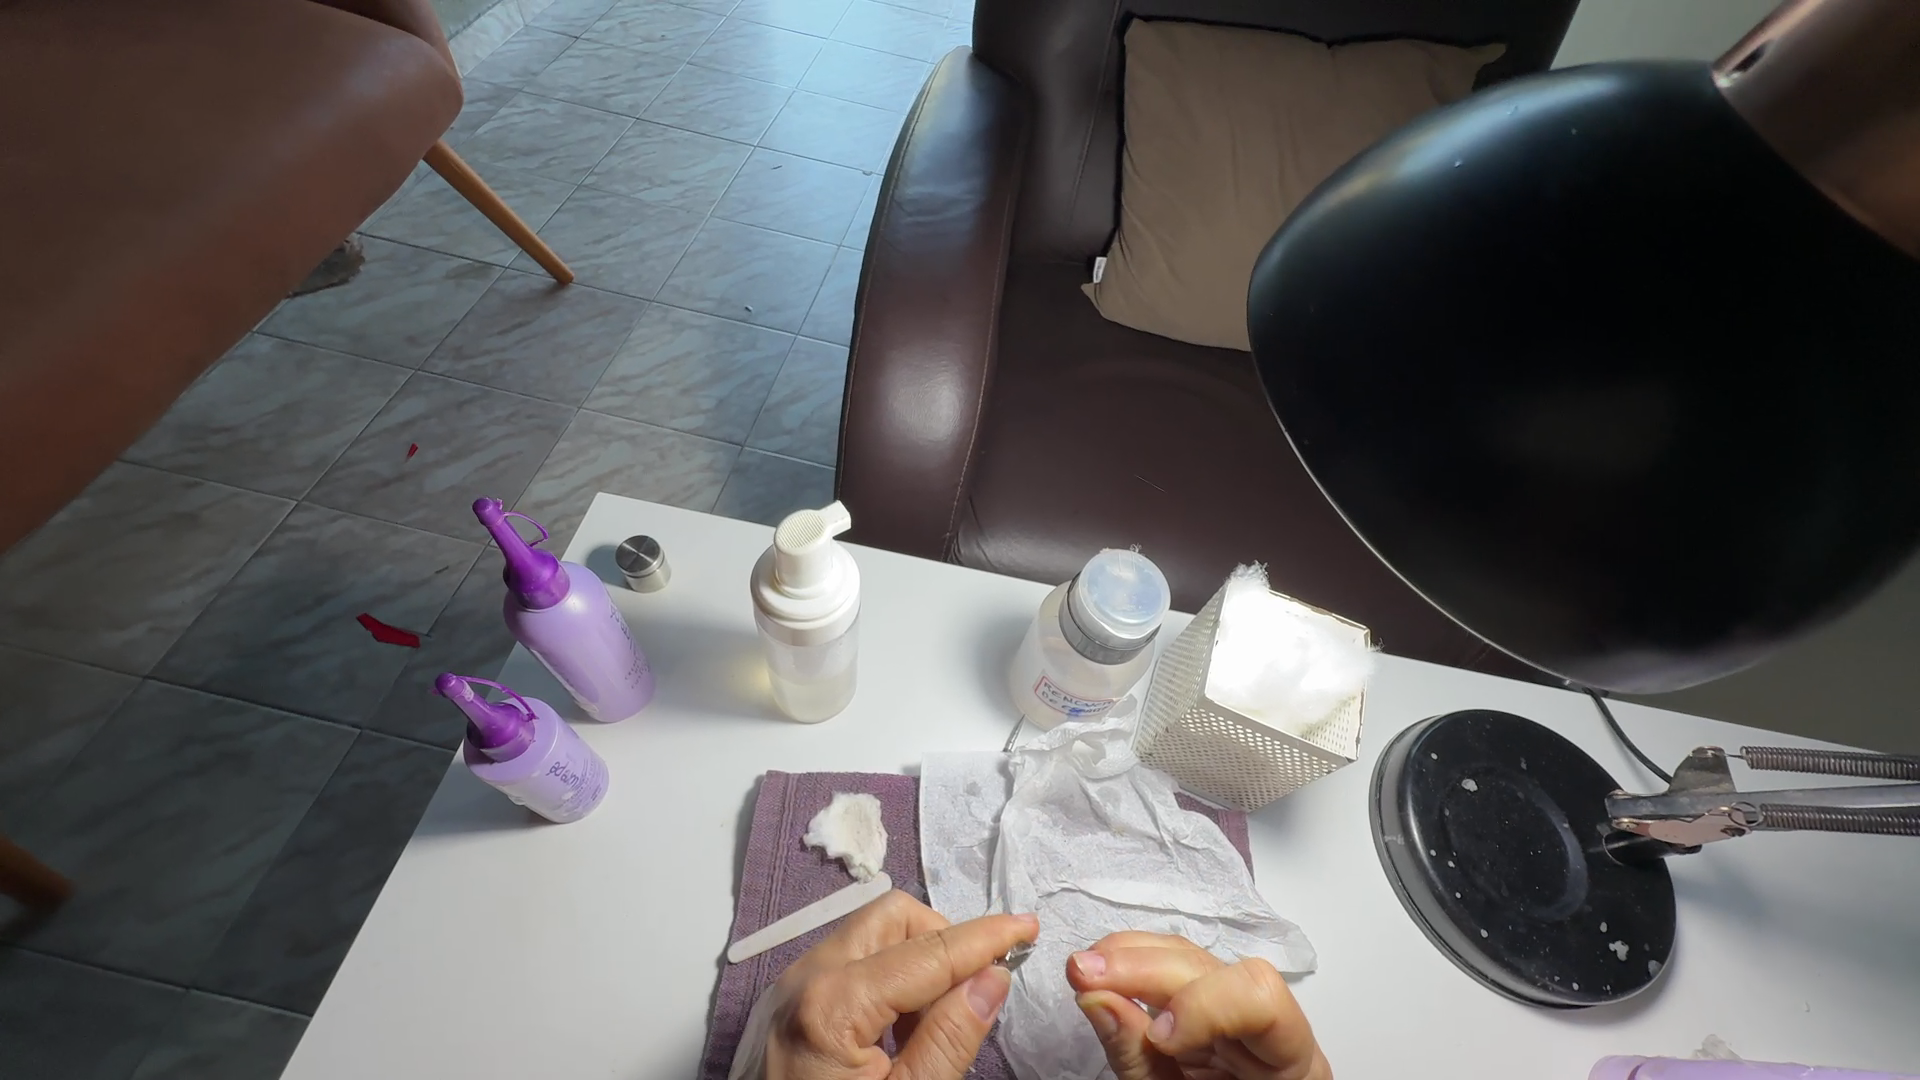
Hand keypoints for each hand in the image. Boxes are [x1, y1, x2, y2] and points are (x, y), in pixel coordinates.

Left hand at [747, 890, 1038, 1079]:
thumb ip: (950, 1039)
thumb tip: (993, 977)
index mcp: (834, 1005)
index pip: (929, 952)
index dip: (986, 938)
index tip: (1026, 926)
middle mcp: (806, 975)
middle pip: (893, 918)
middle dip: (942, 940)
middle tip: (973, 986)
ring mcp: (790, 983)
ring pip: (871, 931)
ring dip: (915, 956)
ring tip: (932, 1019)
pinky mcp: (786, 998)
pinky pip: (849, 957)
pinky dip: (885, 974)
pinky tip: (896, 1030)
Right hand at [1066, 932, 1330, 1079]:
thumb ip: (1142, 1063)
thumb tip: (1095, 997)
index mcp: (1289, 1061)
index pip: (1261, 998)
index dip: (1205, 1004)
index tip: (1160, 1036)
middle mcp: (1264, 1019)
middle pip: (1206, 965)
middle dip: (1140, 966)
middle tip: (1081, 973)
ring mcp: (1230, 1003)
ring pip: (1182, 952)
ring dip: (1126, 956)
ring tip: (1082, 970)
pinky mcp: (1198, 999)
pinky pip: (1165, 963)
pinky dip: (1127, 963)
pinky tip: (1100, 973)